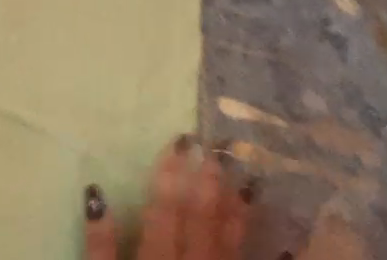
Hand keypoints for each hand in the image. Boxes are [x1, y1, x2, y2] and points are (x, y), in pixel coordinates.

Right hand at [86, 135, 262, 259]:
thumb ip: (97, 245)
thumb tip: (95, 191)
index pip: (166, 208)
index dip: (172, 172)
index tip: (181, 139)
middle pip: (203, 221)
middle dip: (210, 181)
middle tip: (220, 145)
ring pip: (233, 245)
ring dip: (241, 211)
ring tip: (249, 177)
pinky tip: (290, 246)